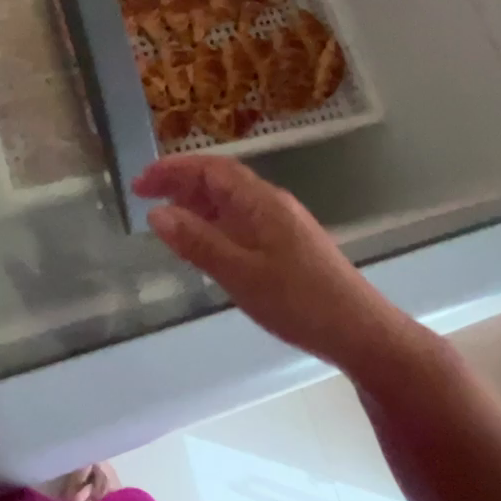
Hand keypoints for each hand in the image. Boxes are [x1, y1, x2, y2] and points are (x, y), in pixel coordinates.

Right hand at [133, 155, 413, 370]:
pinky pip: (240, 221)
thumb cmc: (299, 301)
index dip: (172, 170)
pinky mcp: (287, 246)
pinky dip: (212, 223)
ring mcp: (281, 224)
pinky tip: (203, 244)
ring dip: (195, 203)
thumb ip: (197, 242)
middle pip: (219, 180)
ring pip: (230, 201)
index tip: (139, 184)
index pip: (210, 169)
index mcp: (260, 201)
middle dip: (179, 182)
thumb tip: (156, 213)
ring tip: (164, 218)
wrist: (361, 332)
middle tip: (143, 197)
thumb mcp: (239, 273)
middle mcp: (270, 204)